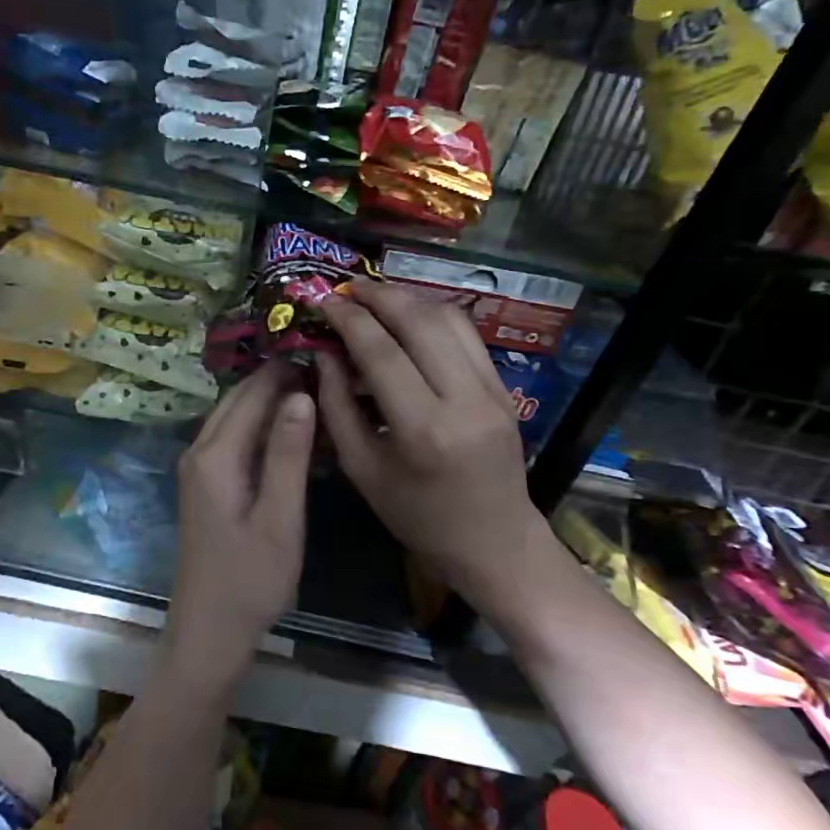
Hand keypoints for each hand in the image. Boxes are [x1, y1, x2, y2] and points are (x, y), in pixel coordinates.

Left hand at [166, 361, 314, 683]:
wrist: (208, 632)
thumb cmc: (250, 581)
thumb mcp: (280, 518)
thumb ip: (289, 455)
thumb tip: (301, 395)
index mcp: (216, 455)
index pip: (253, 394)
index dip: (287, 370)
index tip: (325, 352)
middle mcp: (199, 452)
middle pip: (239, 399)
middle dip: (278, 379)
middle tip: (326, 368)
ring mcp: (198, 469)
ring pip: (234, 417)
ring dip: (269, 400)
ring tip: (316, 390)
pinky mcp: (205, 486)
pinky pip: (233, 439)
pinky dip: (260, 425)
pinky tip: (291, 430)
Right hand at [316, 283, 547, 608]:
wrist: (493, 540)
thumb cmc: (417, 516)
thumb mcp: (362, 470)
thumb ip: (337, 407)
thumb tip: (324, 353)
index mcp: (423, 430)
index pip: (382, 353)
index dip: (349, 320)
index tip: (325, 301)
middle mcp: (464, 401)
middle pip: (421, 323)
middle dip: (380, 297)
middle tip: (348, 288)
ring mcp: (493, 391)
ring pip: (451, 320)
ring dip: (410, 299)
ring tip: (376, 298)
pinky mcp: (505, 388)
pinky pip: (468, 336)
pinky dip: (435, 317)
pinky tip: (410, 318)